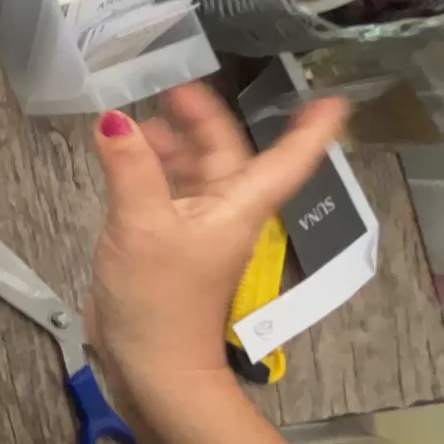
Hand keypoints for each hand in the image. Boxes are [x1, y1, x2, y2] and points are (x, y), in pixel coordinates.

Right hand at [88, 84, 347, 393]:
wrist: (150, 360)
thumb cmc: (161, 296)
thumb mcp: (142, 225)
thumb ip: (129, 168)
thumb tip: (114, 117)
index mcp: (236, 207)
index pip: (284, 162)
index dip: (309, 131)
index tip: (330, 100)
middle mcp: (221, 212)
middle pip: (224, 156)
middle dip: (204, 119)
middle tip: (170, 84)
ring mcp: (190, 227)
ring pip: (190, 170)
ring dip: (169, 140)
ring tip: (136, 113)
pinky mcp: (160, 239)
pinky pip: (160, 188)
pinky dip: (144, 165)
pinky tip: (120, 153)